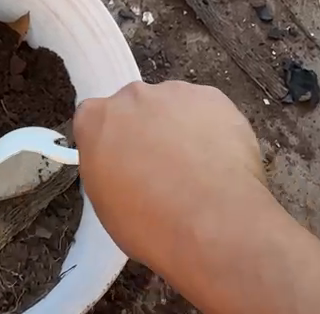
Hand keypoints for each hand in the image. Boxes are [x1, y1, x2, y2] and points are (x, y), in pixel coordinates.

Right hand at [75, 82, 266, 271]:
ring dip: (181, 130)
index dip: (114, 144)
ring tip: (201, 172)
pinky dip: (214, 130)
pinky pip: (208, 110)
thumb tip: (122, 166)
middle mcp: (130, 96)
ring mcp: (172, 93)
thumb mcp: (108, 206)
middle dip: (148, 132)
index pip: (97, 121)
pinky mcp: (212, 97)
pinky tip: (223, 163)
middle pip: (136, 108)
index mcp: (95, 119)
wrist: (217, 227)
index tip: (128, 166)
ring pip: (173, 107)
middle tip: (166, 171)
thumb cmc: (153, 226)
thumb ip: (106, 169)